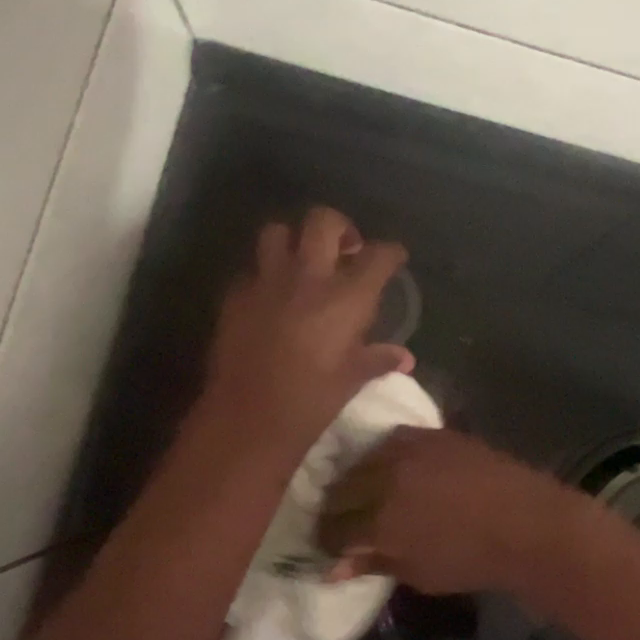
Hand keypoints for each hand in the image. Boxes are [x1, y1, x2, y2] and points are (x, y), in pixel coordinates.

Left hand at [185, 207, 410, 471]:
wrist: (248, 417)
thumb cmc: (311, 401)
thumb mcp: (352, 380)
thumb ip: (377, 359)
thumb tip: (403, 358)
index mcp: (346, 297)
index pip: (379, 255)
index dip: (391, 253)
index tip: (394, 258)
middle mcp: (308, 277)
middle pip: (323, 221)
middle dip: (340, 228)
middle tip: (346, 250)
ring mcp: (267, 282)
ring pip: (278, 232)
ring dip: (294, 241)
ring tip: (303, 263)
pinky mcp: (236, 296)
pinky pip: (252, 270)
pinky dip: (266, 276)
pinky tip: (272, 298)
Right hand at [319, 428, 593, 594]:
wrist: (526, 523)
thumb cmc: (472, 560)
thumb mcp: (419, 573)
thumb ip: (375, 563)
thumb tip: (335, 567)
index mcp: (379, 520)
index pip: (333, 528)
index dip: (327, 540)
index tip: (330, 548)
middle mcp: (386, 478)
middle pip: (340, 488)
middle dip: (335, 508)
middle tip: (341, 521)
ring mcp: (410, 450)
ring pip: (361, 459)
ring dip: (355, 477)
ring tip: (362, 492)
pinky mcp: (432, 433)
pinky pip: (391, 438)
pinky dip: (382, 454)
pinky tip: (388, 466)